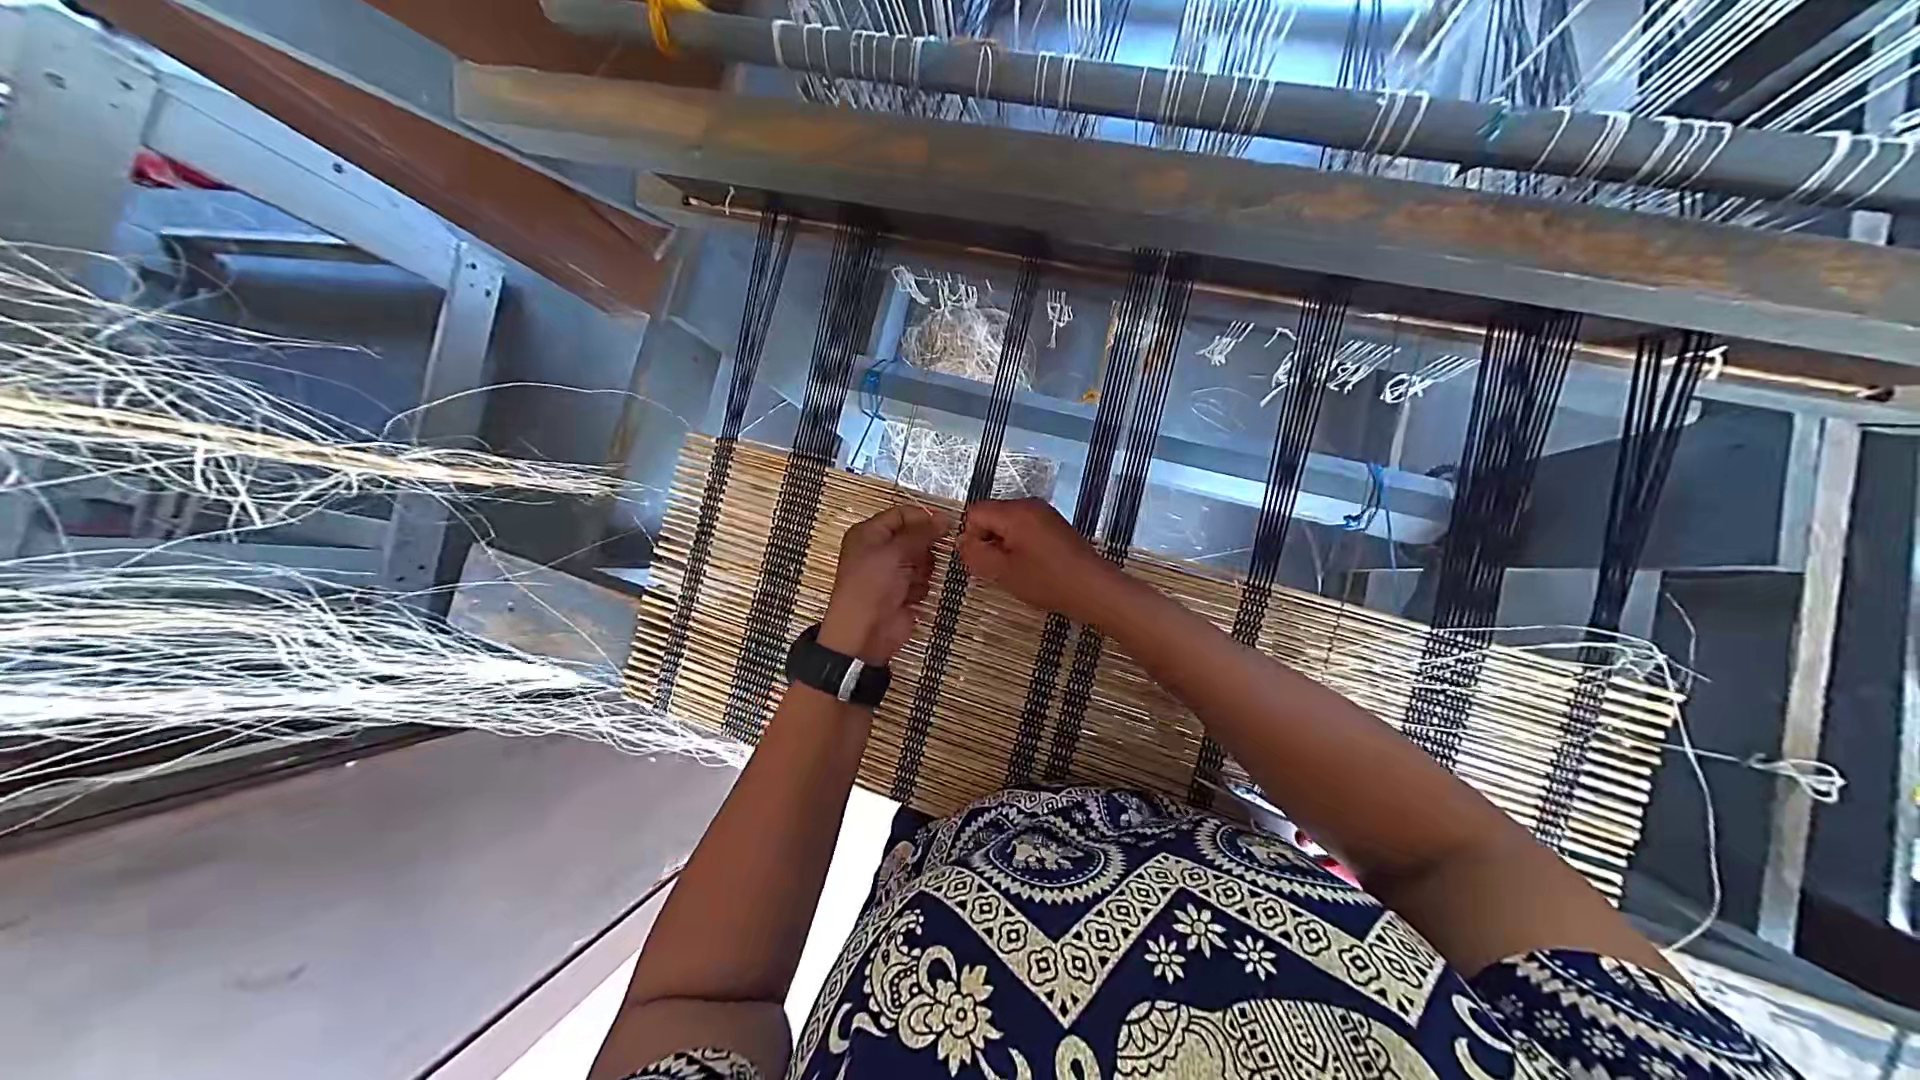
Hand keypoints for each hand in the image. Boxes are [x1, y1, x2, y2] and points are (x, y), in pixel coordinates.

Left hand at [820, 505, 950, 665]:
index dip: (922, 517)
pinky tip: (909, 597)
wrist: (865, 633)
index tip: (945, 523)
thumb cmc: (869, 588)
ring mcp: (892, 572)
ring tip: (910, 581)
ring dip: (923, 570)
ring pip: (923, 560)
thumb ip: (921, 533)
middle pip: (915, 538)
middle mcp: (880, 550)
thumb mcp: (894, 552)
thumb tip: (942, 519)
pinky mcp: (903, 591)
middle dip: (923, 549)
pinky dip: (920, 588)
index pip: (901, 514)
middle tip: (923, 558)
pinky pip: (923, 581)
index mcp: (868, 534)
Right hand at [958, 498, 1123, 624]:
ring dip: (1004, 545)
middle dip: (988, 541)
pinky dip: (1020, 545)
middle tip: (999, 569)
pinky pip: (1025, 528)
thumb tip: (962, 542)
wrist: (1094, 589)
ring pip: (1007, 524)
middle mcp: (1029, 505)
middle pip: (991, 516)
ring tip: (1016, 570)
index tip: (983, 562)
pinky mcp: (1055, 525)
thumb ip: (976, 554)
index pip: (975, 513)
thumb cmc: (1047, 581)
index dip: (971, 537)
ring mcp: (1045, 513)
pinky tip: (1031, 567)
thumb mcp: (1003, 572)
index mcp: (1015, 512)